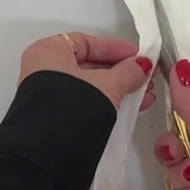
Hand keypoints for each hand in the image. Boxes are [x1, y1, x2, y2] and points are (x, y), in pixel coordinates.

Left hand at [19, 32, 152, 108]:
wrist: (52, 147)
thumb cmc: (72, 105)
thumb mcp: (108, 84)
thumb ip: (128, 72)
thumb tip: (143, 65)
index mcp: (48, 51)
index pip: (86, 42)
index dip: (114, 48)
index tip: (138, 55)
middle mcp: (43, 70)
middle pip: (90, 64)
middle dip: (121, 71)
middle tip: (145, 75)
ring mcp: (49, 94)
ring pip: (91, 86)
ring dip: (119, 88)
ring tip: (144, 95)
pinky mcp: (56, 115)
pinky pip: (87, 102)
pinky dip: (108, 102)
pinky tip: (130, 108)